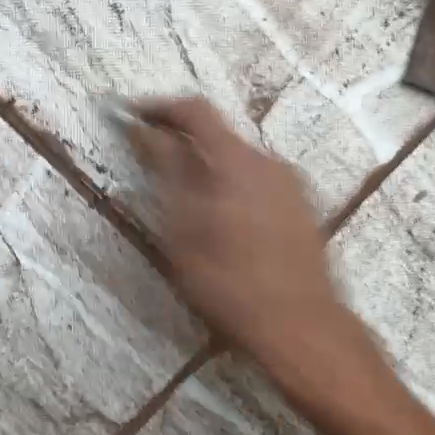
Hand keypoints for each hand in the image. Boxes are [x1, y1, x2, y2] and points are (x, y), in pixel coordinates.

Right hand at [124, 98, 360, 384]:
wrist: (300, 326)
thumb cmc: (229, 283)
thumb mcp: (183, 230)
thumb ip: (166, 172)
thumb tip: (146, 130)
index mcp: (236, 161)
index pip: (195, 111)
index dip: (159, 108)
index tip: (131, 115)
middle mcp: (269, 162)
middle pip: (219, 136)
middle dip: (182, 142)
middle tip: (151, 163)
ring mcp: (292, 185)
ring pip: (238, 161)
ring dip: (207, 168)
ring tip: (182, 202)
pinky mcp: (303, 208)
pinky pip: (257, 182)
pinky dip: (230, 187)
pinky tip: (219, 223)